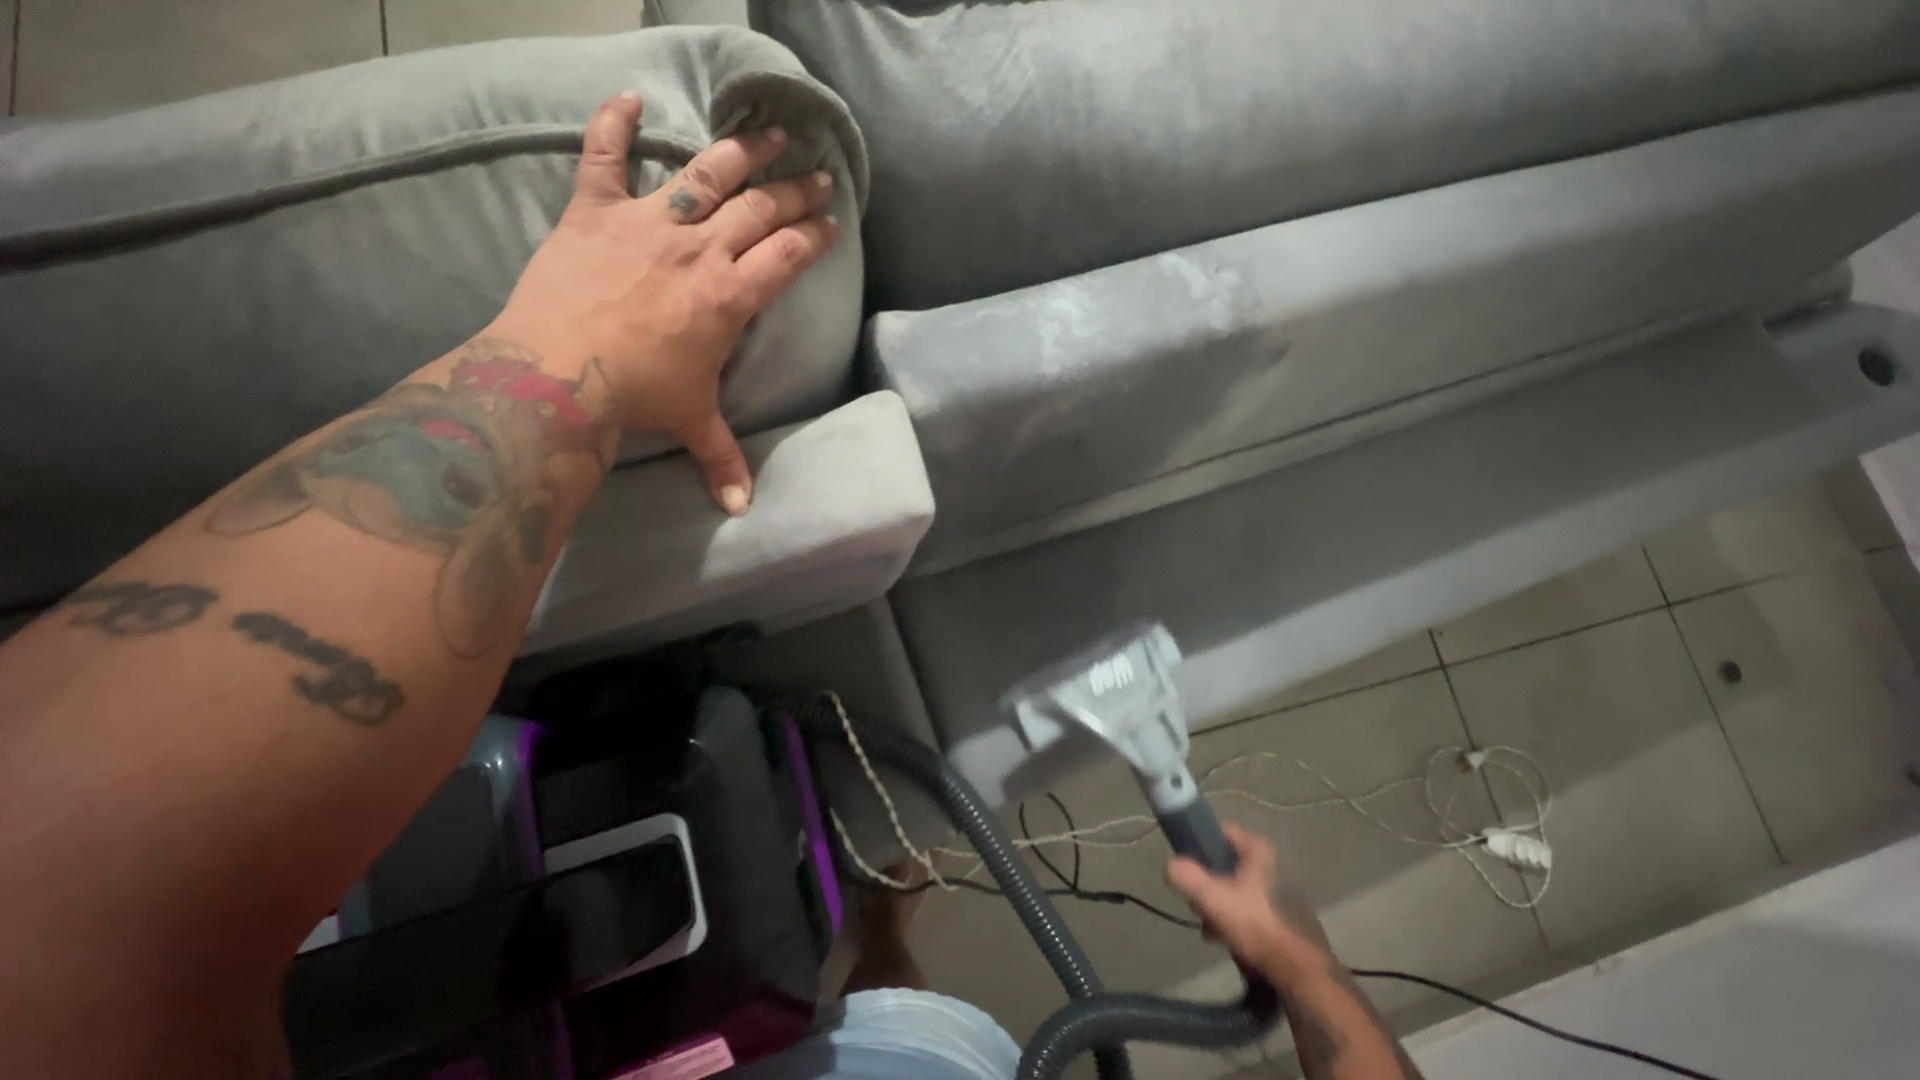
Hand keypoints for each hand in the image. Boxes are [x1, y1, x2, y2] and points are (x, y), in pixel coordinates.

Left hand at [487, 91, 838, 515]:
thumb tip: (744, 510)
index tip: (831, 221)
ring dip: (743, 149)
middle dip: (796, 189)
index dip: (813, 236)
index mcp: (731, 295)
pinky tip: (629, 99)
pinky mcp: (596, 210)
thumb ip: (722, 458)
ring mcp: (649, 222)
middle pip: (762, 209)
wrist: (560, 372)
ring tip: (770, 130)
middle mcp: (701, 249)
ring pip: (708, 174)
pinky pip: (604, 156)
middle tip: (819, 174)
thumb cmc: (636, 395)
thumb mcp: (691, 421)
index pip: (787, 255)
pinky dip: (613, 124)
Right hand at [1167, 823, 1333, 981]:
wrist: (1299, 971)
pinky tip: (1227, 940)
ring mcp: (1282, 891)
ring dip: (1219, 906)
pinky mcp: (1285, 916)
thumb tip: (1170, 866)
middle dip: (1207, 885)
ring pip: (1237, 889)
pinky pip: (1251, 908)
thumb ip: (1186, 877)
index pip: (1222, 831)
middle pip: (1226, 864)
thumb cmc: (1255, 925)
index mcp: (1259, 851)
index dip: (1199, 844)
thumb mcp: (1212, 898)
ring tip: (1210, 931)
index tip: (1186, 866)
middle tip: (1197, 906)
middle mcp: (1274, 864)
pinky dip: (1236, 920)